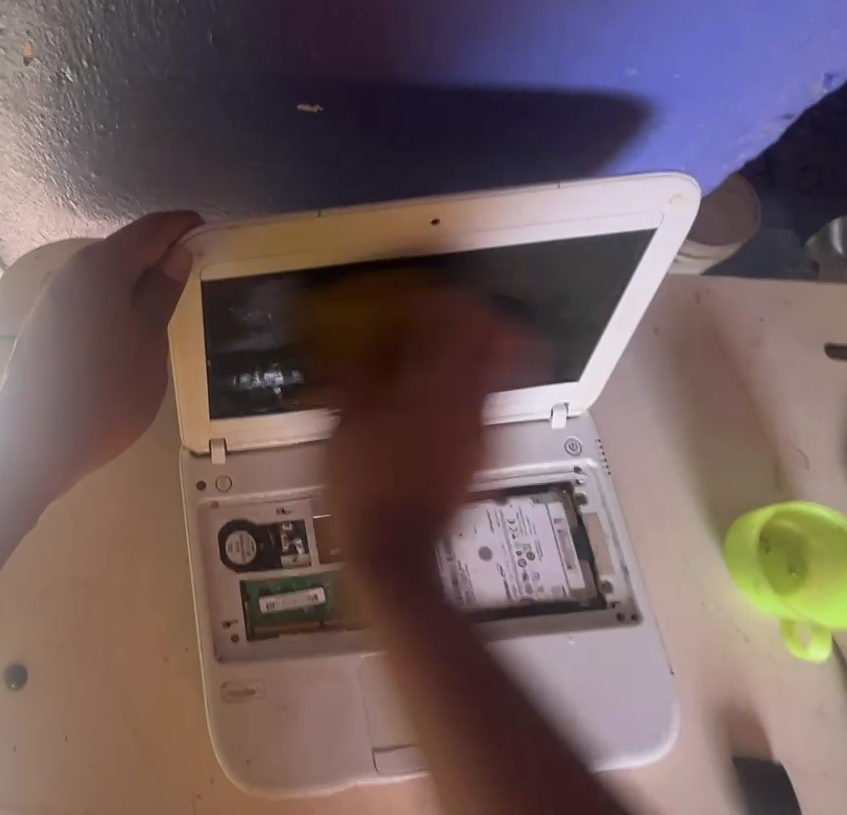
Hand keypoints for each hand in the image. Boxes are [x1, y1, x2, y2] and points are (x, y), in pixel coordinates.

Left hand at [0, 211, 203, 491]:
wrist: (34, 440)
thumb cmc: (105, 390)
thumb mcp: (149, 339)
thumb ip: (163, 292)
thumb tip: (176, 255)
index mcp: (102, 266)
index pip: (150, 229)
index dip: (181, 226)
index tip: (208, 232)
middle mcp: (72, 271)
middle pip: (124, 249)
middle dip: (160, 253)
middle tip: (196, 271)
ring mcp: (53, 298)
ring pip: (105, 275)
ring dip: (137, 279)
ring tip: (169, 300)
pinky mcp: (45, 325)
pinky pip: (89, 297)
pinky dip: (115, 299)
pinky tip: (130, 325)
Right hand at [324, 290, 513, 570]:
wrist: (396, 551)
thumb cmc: (365, 485)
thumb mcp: (347, 422)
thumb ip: (360, 373)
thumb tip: (368, 341)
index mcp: (438, 389)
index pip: (460, 320)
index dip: (440, 298)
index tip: (417, 296)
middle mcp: (472, 404)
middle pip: (499, 337)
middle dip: (472, 316)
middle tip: (440, 312)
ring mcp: (482, 430)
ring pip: (498, 367)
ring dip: (471, 347)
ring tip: (432, 350)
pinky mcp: (481, 452)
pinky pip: (484, 399)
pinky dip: (465, 382)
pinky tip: (429, 396)